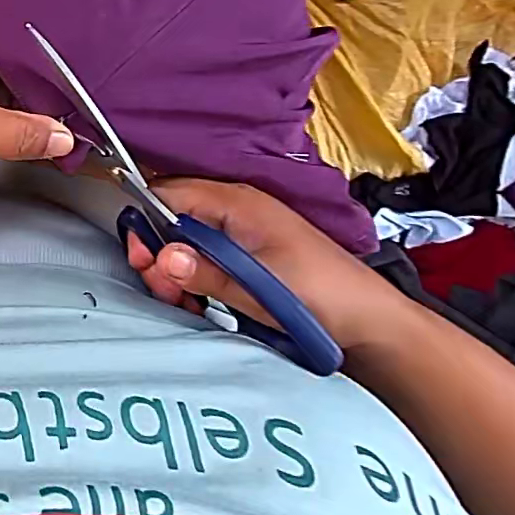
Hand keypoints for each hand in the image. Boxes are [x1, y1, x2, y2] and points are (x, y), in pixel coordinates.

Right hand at [125, 179, 392, 350]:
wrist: (370, 320)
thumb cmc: (324, 294)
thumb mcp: (259, 287)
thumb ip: (207, 271)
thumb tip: (162, 256)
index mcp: (238, 203)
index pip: (170, 194)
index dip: (148, 223)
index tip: (144, 260)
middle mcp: (236, 209)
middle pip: (173, 217)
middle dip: (160, 253)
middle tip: (166, 289)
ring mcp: (241, 230)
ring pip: (185, 240)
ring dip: (175, 270)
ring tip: (185, 300)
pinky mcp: (246, 252)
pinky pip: (204, 255)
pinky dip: (193, 277)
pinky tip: (200, 300)